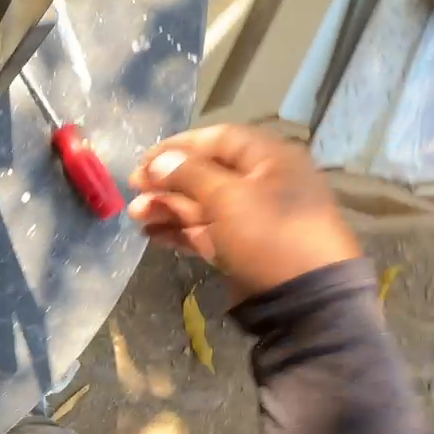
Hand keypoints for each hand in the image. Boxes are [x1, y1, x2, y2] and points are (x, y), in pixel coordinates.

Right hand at [126, 124, 360, 298]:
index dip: (178, 146)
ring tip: (136, 216)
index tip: (143, 160)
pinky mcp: (237, 245)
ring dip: (166, 207)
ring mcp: (248, 216)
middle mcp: (259, 183)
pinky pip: (203, 230)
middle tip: (133, 190)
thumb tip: (160, 160)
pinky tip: (150, 235)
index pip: (218, 138)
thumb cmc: (268, 235)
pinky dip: (177, 231)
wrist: (300, 295)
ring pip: (200, 204)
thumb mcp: (228, 198)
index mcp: (268, 160)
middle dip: (166, 181)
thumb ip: (190, 175)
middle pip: (205, 173)